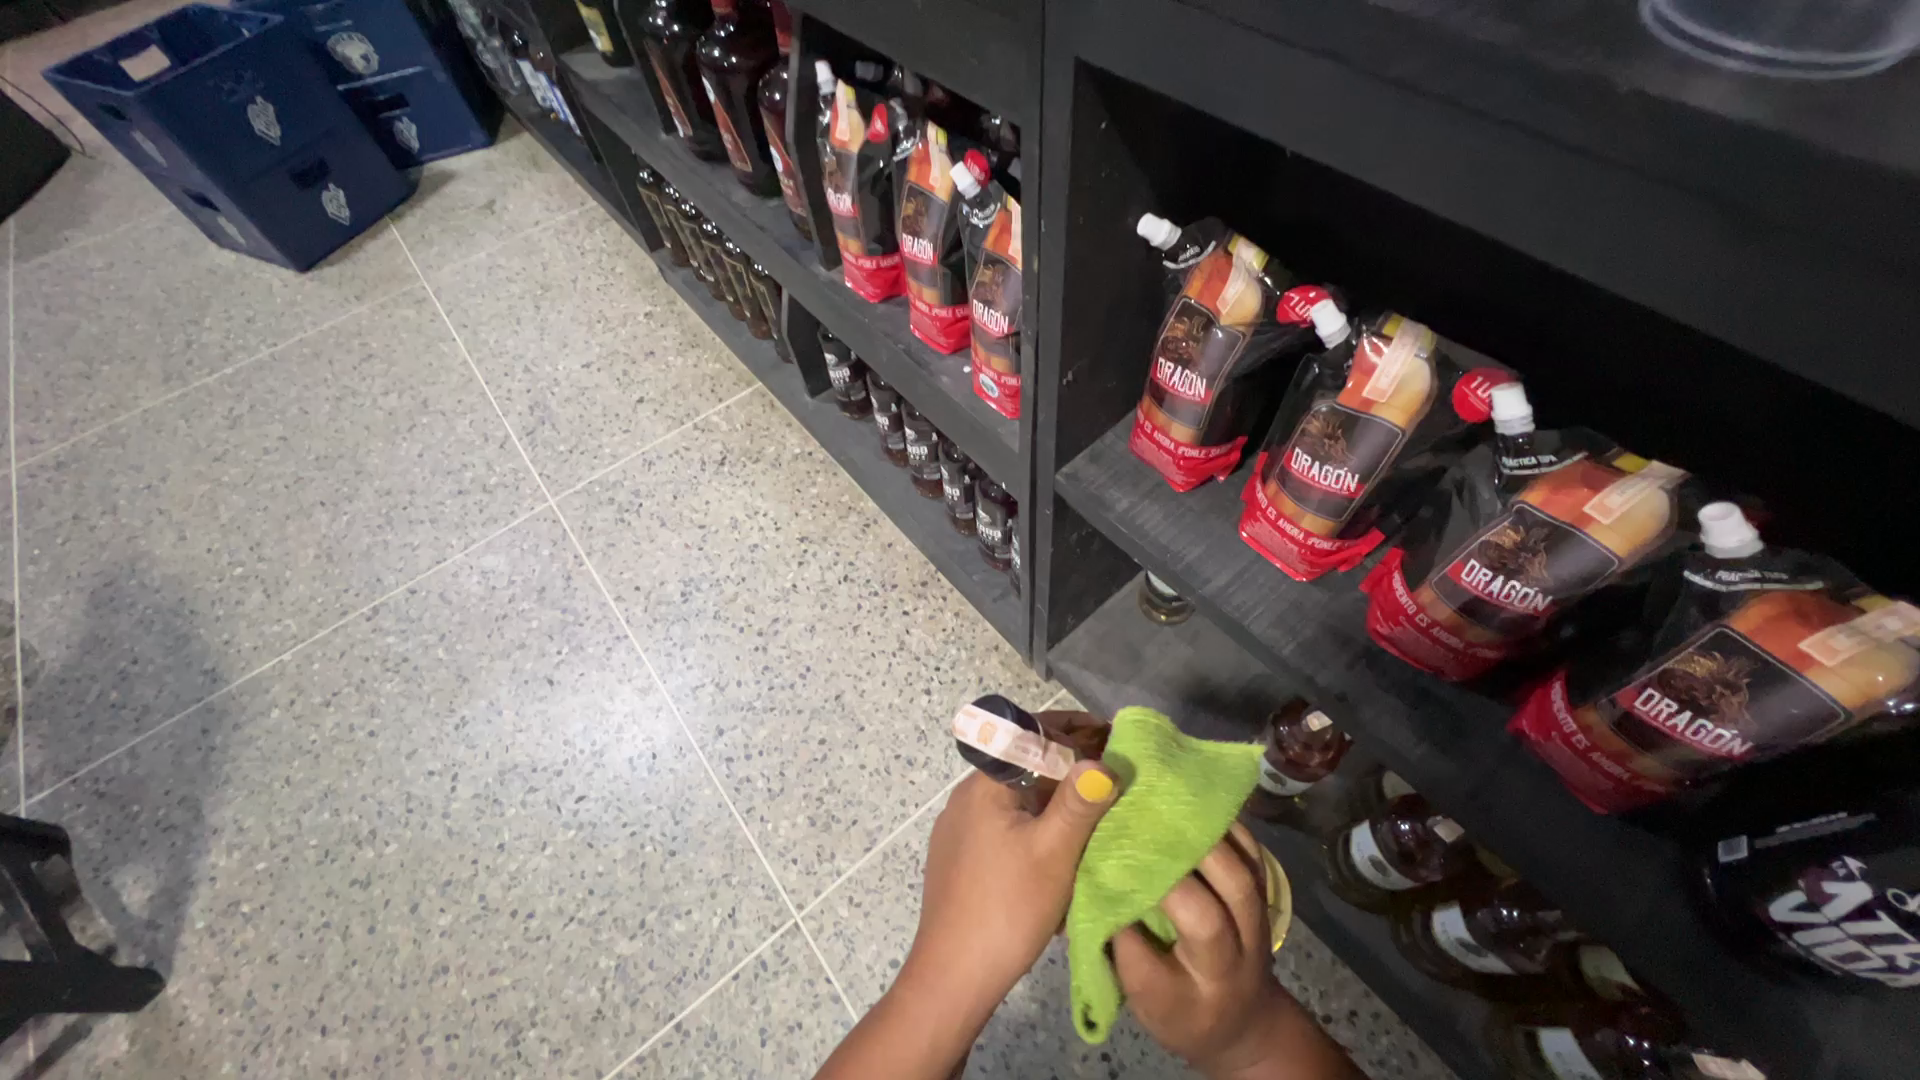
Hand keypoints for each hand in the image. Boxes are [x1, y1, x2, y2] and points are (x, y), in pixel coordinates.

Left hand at [900, 755, 1117, 1013]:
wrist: (952, 976)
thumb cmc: (1007, 908)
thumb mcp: (1054, 852)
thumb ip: (1079, 802)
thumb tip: (1104, 759)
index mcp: (986, 783)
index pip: (1032, 735)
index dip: (1074, 728)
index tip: (1112, 733)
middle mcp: (967, 795)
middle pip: (1024, 762)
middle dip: (1068, 761)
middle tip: (1111, 768)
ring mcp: (959, 827)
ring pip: (1015, 794)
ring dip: (1053, 792)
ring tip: (1094, 802)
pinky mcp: (960, 855)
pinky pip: (1004, 821)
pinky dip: (1035, 819)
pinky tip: (1059, 840)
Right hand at [1116, 825, 1355, 1079]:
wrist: (1238, 1019)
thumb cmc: (1180, 1009)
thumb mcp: (1145, 998)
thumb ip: (1125, 946)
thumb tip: (1102, 883)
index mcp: (1216, 974)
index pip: (1197, 922)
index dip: (1157, 887)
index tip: (1113, 860)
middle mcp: (1246, 941)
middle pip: (1231, 887)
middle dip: (1185, 849)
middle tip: (1136, 816)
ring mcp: (1259, 912)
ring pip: (1242, 863)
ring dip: (1204, 828)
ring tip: (1158, 799)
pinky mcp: (1260, 890)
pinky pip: (1248, 848)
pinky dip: (1220, 822)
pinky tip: (1186, 801)